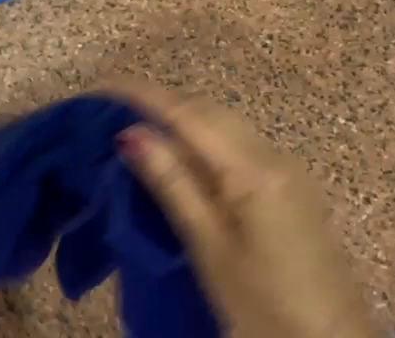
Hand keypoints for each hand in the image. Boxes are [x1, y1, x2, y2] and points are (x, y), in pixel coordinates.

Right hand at [108, 80, 376, 337]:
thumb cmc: (265, 307)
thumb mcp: (210, 249)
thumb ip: (172, 184)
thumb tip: (131, 133)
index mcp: (252, 168)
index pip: (186, 112)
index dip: (141, 93)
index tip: (100, 86)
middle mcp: (273, 154)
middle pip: (207, 109)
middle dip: (159, 101)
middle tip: (112, 108)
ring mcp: (288, 168)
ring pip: (224, 122)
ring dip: (182, 117)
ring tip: (138, 128)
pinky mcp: (293, 187)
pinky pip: (239, 142)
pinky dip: (205, 138)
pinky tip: (183, 156)